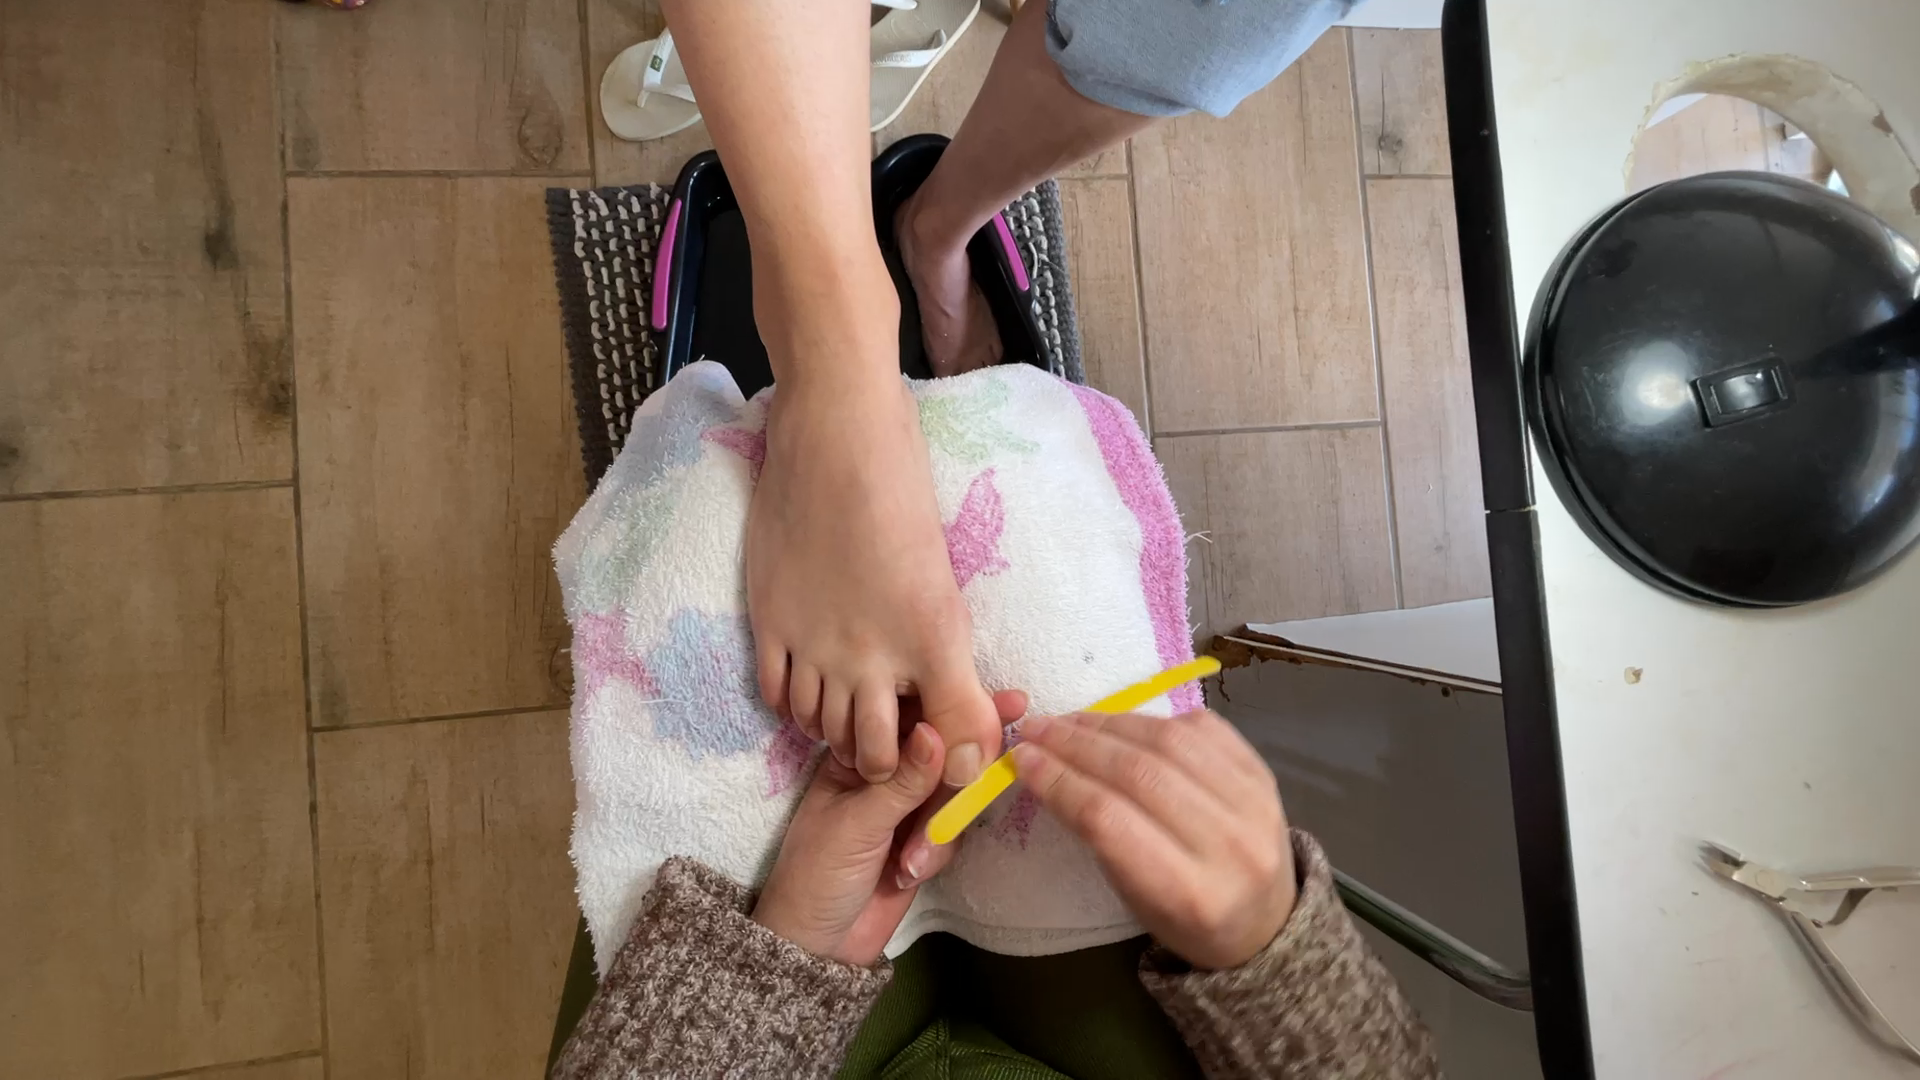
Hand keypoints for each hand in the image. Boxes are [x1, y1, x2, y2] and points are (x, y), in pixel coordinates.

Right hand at [749, 357, 1001, 787]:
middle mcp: (874, 655)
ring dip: (842, 737)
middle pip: (880, 753)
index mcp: (935, 637)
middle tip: (891, 738)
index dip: (960, 759)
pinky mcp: (770, 624)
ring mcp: (816, 643)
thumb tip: (956, 703)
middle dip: (890, 759)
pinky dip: (797, 711)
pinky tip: (809, 696)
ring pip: (826, 731)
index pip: (959, 734)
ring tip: (851, 720)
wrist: (838, 439)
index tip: (950, 751)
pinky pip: (780, 699)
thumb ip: (947, 649)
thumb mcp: (942, 574)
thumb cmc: (904, 492)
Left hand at [754, 690, 1028, 966]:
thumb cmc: (818, 873)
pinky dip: (938, 850)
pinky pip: (951, 832)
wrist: (816, 948)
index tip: (991, 696)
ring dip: (944, 821)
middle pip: (942, 750)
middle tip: (1013, 721)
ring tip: (916, 855)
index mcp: (860, 755)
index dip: (948, 706)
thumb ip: (903, 780)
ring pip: (953, 792)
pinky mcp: (924, 842)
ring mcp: (908, 808)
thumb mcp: (857, 821)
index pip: (910, 720)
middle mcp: (888, 774)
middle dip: (970, 748)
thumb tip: (935, 730)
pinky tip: (909, 872)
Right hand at [1010, 709, 1296, 969]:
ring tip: (1070, 720)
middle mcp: (1230, 845)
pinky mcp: (1262, 770)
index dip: (1059, 781)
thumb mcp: (1133, 894)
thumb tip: (1044, 763)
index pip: (1109, 821)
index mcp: (1190, 895)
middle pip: (1137, 773)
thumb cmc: (1184, 916)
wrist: (1267, 921)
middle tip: (1035, 728)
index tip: (1022, 758)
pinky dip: (1152, 719)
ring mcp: (1254, 802)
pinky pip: (1199, 726)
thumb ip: (1096, 830)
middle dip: (1075, 743)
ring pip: (1167, 740)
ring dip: (1107, 723)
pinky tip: (1121, 722)